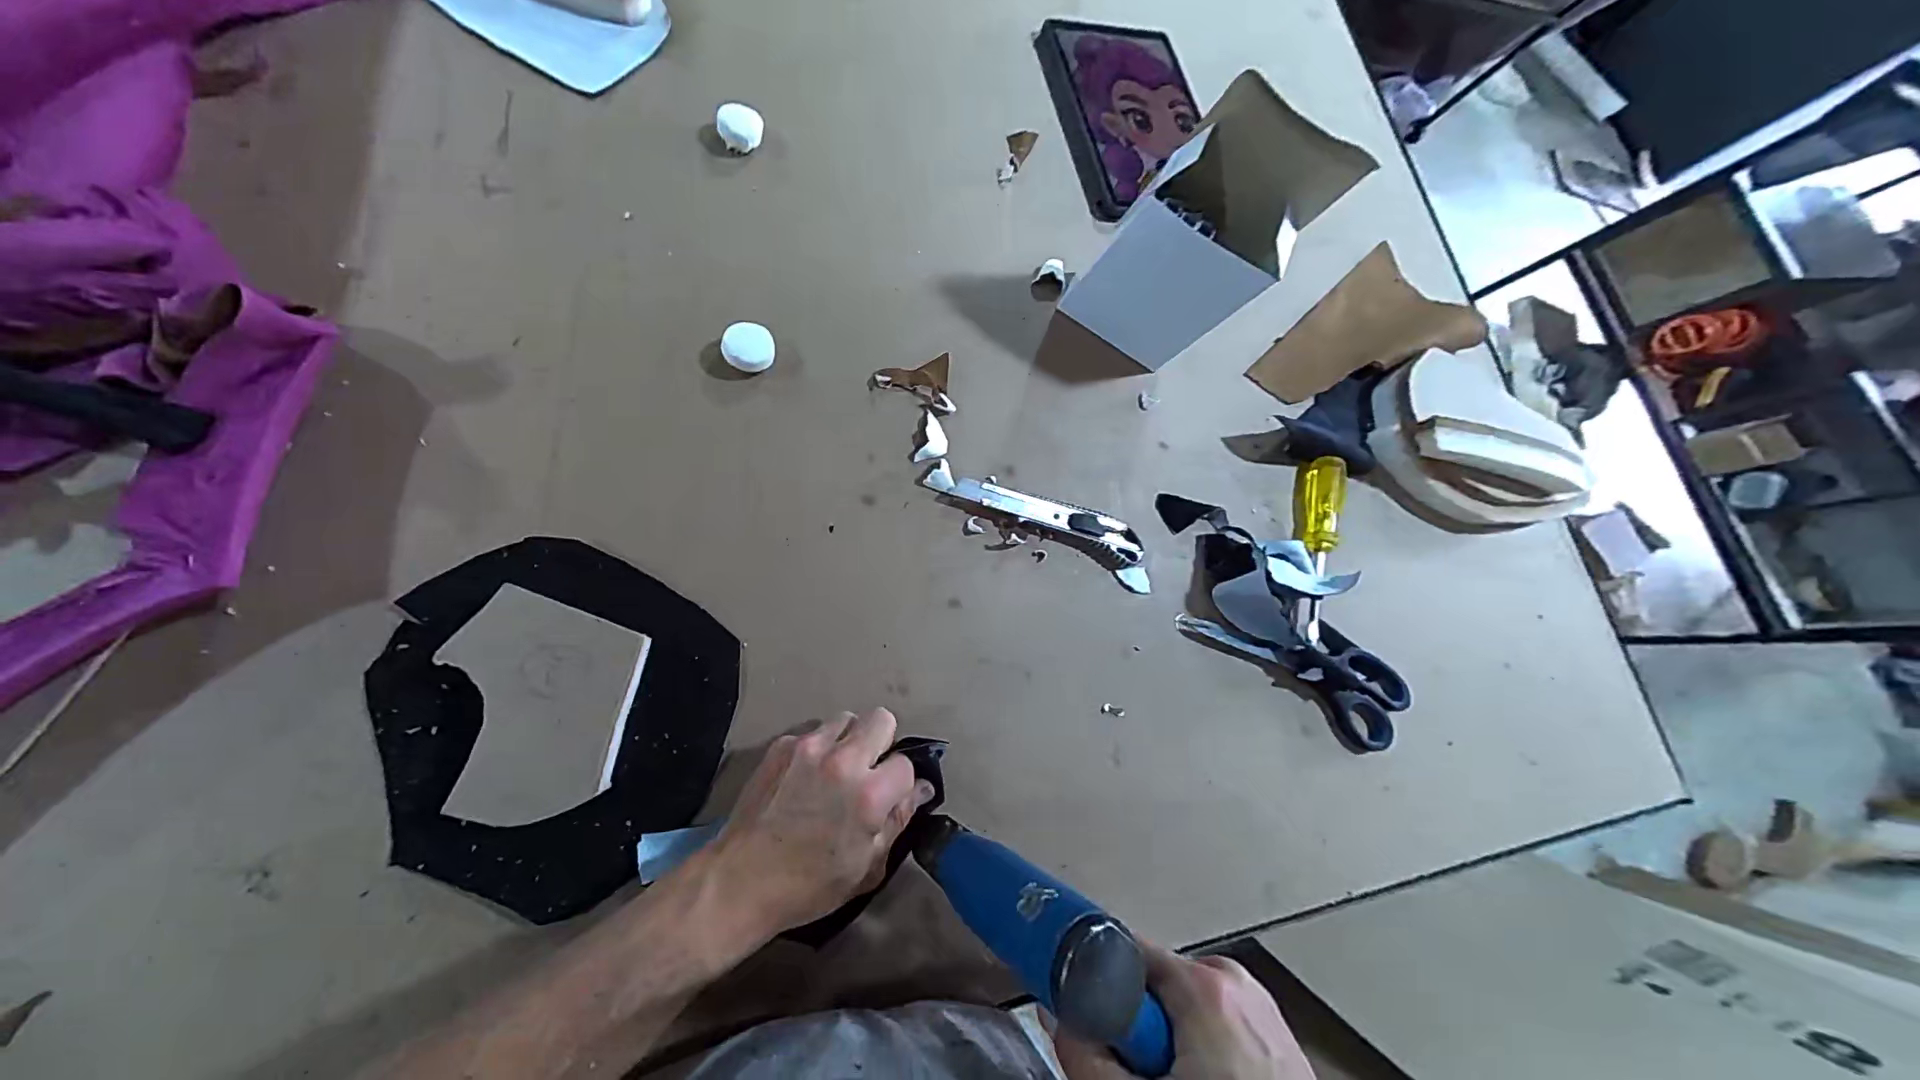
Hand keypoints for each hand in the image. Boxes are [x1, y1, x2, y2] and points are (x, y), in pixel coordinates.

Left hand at [700, 708, 933, 942]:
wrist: (740, 881)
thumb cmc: (809, 886)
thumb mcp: (867, 867)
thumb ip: (898, 820)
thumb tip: (921, 789)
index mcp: (870, 793)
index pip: (906, 763)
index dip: (901, 783)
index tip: (889, 798)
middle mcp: (843, 759)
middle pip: (881, 719)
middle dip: (882, 743)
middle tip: (868, 771)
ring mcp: (808, 747)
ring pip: (846, 718)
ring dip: (849, 739)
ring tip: (836, 769)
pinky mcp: (781, 745)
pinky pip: (813, 731)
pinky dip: (817, 748)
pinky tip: (805, 776)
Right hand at [1055, 945, 1314, 1079]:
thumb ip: (1087, 1057)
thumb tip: (1056, 1019)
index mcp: (1203, 984)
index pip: (1125, 950)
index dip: (1103, 986)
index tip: (1101, 1022)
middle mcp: (1234, 979)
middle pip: (1155, 980)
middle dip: (1141, 1021)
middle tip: (1148, 1070)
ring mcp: (1261, 1004)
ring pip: (1186, 1003)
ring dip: (1173, 1037)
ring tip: (1180, 1079)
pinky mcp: (1277, 1029)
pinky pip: (1218, 1020)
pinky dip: (1205, 1046)